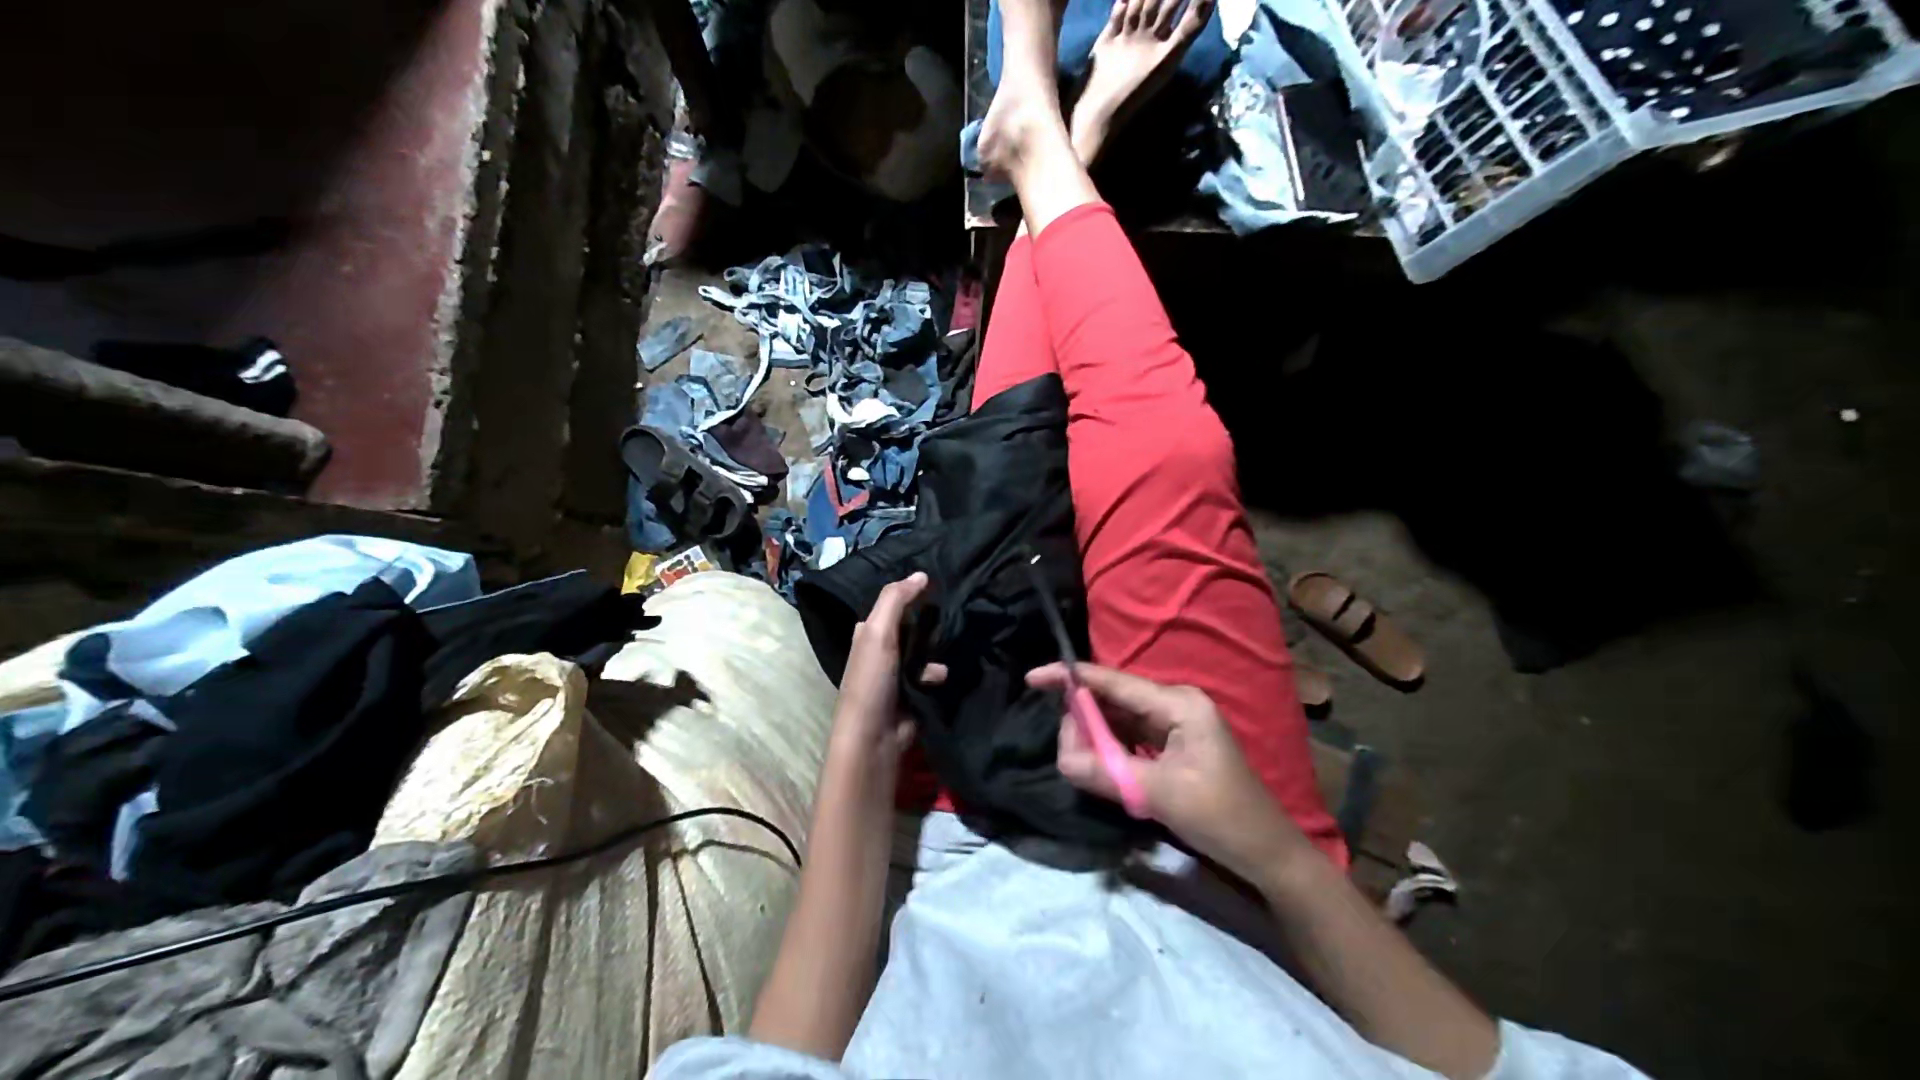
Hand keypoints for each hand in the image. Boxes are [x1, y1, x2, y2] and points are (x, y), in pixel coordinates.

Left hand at [833, 572, 941, 758]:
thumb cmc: (871, 680)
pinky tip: (944, 676)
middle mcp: (880, 651)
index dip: (910, 593)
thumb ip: (895, 600)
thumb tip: (921, 574)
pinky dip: (939, 674)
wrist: (874, 737)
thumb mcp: (878, 632)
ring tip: (950, 647)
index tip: (937, 581)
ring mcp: (897, 674)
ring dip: (937, 651)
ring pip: (924, 651)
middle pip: (910, 627)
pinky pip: (931, 675)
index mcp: (867, 634)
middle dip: (930, 622)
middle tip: (955, 609)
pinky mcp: (913, 694)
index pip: (890, 605)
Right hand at [1029, 662, 1309, 880]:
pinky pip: (1129, 736)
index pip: (1113, 682)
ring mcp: (1175, 724)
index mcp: (1179, 703)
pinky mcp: (1172, 745)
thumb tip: (1062, 760)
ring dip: (1094, 736)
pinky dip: (1109, 748)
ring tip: (1074, 758)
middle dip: (1081, 719)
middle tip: (1063, 752)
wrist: (1266, 853)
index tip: (1033, 678)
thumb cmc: (1221, 817)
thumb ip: (1107, 772)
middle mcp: (1175, 704)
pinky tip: (1094, 761)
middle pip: (1112, 699)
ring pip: (1118, 719)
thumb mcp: (1160, 794)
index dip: (1070, 678)